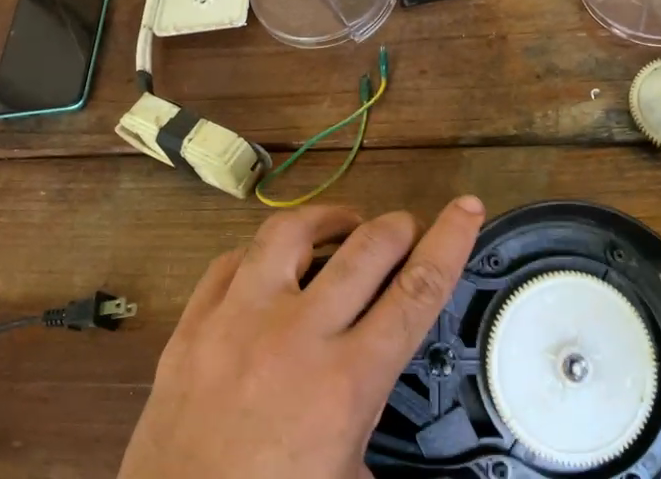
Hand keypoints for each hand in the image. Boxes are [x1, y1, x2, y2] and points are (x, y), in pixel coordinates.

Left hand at [118, 196, 484, 478]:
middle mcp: (298, 335)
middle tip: (404, 228)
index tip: (467, 207)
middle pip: (365, 247)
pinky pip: (231, 260)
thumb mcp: (346, 474)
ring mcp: (239, 320)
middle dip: (396, 226)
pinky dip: (260, 252)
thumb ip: (371, 419)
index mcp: (347, 380)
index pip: (415, 292)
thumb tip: (379, 389)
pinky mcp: (193, 322)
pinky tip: (270, 261)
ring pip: (291, 232)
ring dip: (327, 218)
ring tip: (343, 223)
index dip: (449, 240)